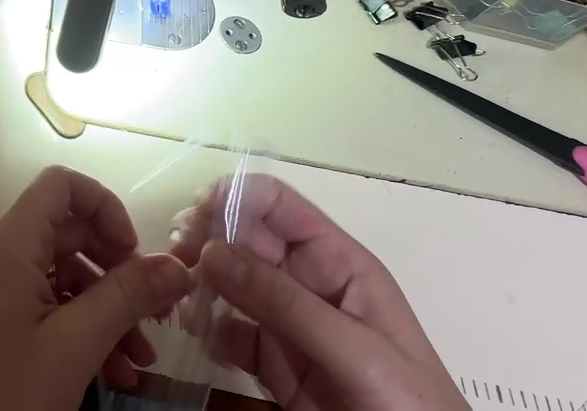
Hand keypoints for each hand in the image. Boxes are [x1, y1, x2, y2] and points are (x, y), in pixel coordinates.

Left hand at [0, 165, 193, 409]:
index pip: (61, 185)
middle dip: (118, 271)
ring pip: (66, 275)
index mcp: (10, 241)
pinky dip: (85, 330)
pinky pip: (50, 305)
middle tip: (158, 313)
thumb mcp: (74, 345)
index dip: (105, 207)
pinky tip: (118, 373)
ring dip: (109, 311)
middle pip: (70, 232)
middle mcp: (0, 251)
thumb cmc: (7, 391)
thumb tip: (177, 264)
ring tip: (143, 358)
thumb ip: (126, 297)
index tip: (136, 254)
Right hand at [169, 175, 466, 410]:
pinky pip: (228, 330)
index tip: (197, 213)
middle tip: (177, 256)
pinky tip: (195, 333)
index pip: (278, 205)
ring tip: (178, 295)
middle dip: (205, 238)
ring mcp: (287, 323)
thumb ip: (284, 302)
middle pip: (243, 237)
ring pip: (228, 280)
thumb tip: (211, 251)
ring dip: (198, 280)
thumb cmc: (409, 408)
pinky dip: (205, 326)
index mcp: (337, 263)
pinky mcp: (272, 363)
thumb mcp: (355, 351)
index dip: (236, 197)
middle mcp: (306, 283)